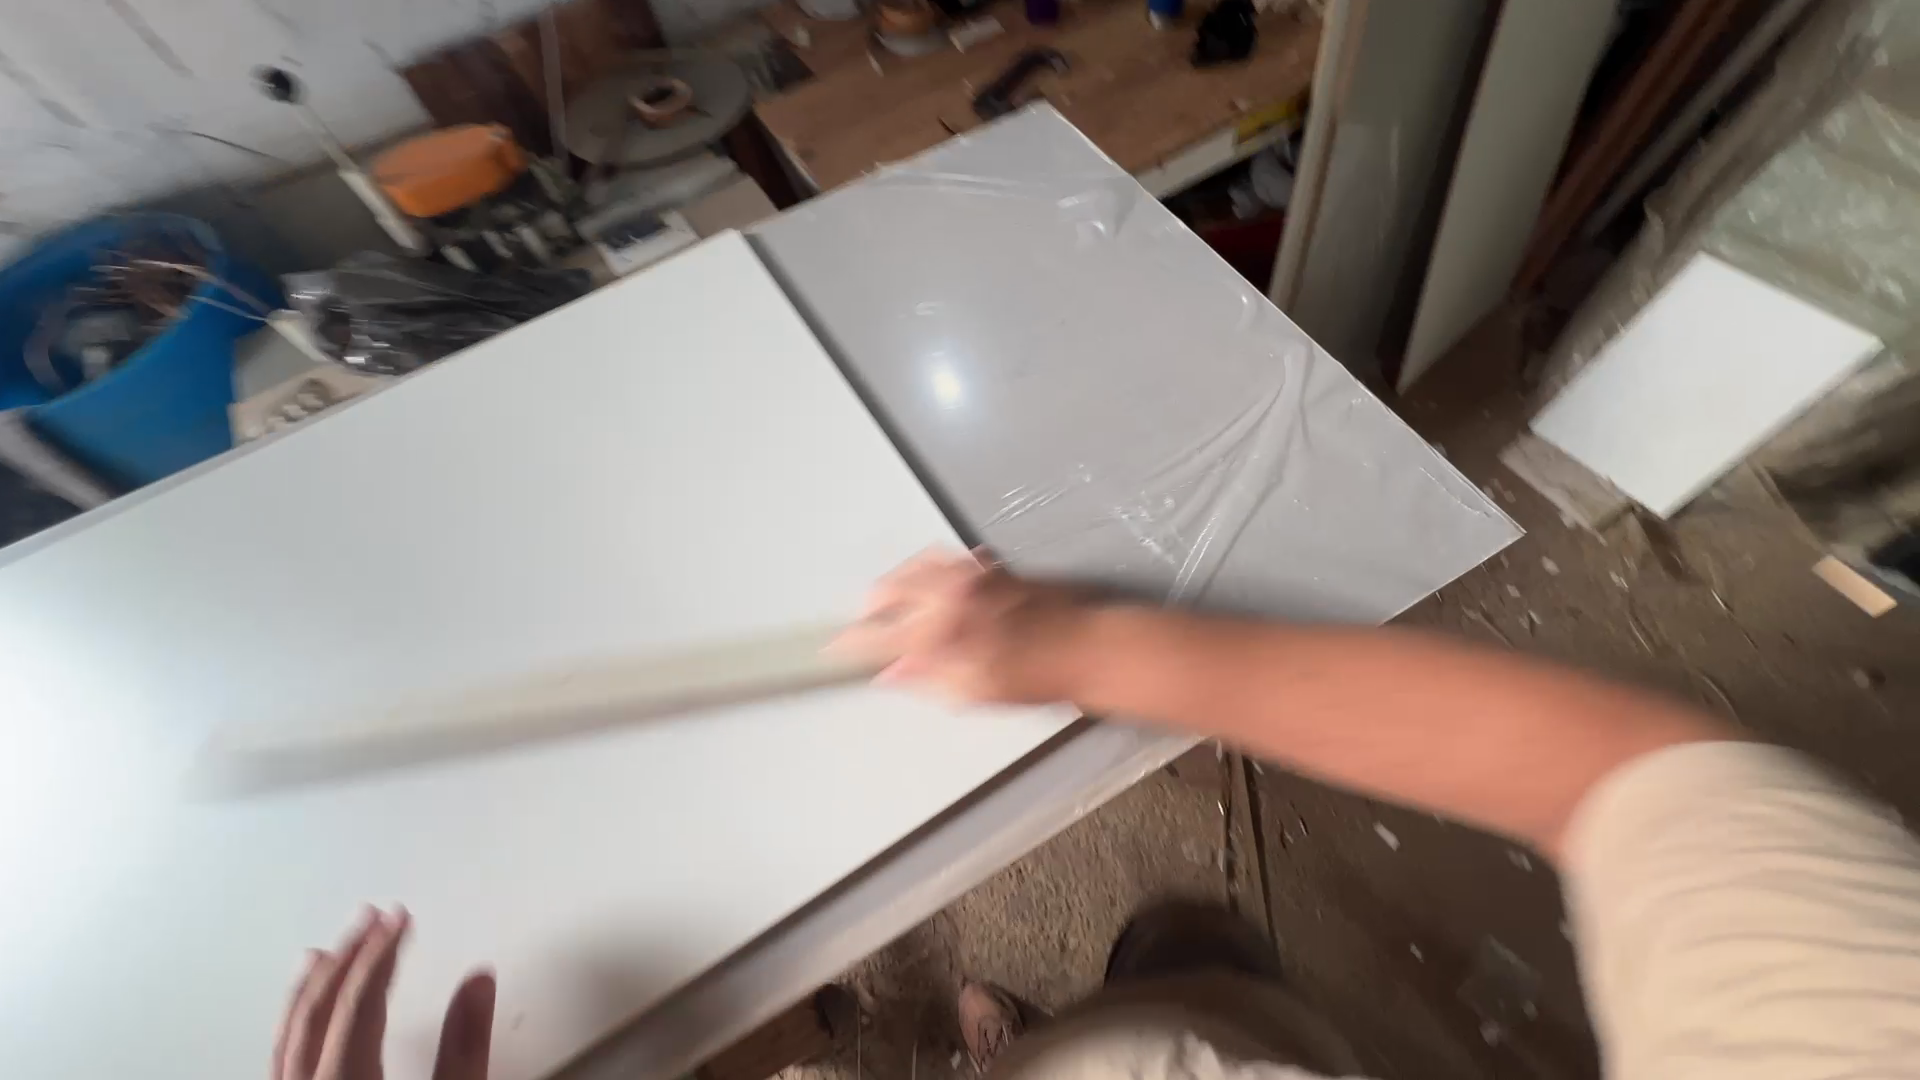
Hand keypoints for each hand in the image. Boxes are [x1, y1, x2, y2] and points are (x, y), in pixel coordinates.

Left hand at [273, 906, 494, 1079]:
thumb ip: (463, 1047)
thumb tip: (478, 978)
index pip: (358, 1005)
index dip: (380, 954)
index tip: (401, 915)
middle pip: (318, 1013)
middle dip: (349, 957)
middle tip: (372, 914)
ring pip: (291, 1034)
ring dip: (315, 985)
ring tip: (333, 947)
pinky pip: (284, 1052)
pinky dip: (298, 1018)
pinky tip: (308, 1002)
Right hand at [832, 550, 1095, 704]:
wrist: (1088, 646)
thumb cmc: (1035, 676)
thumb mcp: (974, 690)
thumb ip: (925, 677)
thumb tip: (890, 674)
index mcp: (943, 627)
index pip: (882, 633)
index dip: (853, 642)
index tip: (833, 650)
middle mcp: (953, 593)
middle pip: (893, 588)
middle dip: (872, 604)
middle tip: (861, 618)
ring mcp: (974, 575)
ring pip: (919, 567)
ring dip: (898, 581)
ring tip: (888, 595)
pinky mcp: (993, 568)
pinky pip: (950, 559)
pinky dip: (931, 568)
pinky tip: (934, 580)